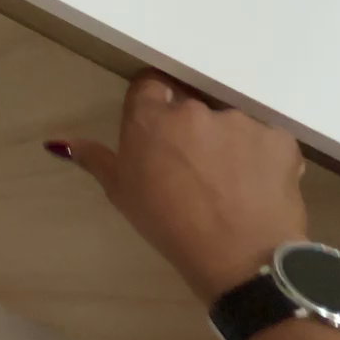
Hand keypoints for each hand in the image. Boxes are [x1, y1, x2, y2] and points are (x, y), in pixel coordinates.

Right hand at [56, 74, 307, 302]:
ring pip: (227, 122)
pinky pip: (263, 138)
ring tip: (225, 178)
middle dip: (187, 126)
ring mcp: (241, 122)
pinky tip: (252, 182)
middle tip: (188, 161)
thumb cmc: (165, 221)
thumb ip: (94, 158)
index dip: (151, 102)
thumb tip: (58, 143)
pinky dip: (257, 154)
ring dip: (223, 140)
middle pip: (189, 105)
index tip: (153, 124)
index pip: (149, 85)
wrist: (240, 255)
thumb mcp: (120, 190)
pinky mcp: (281, 139)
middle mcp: (194, 110)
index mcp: (149, 119)